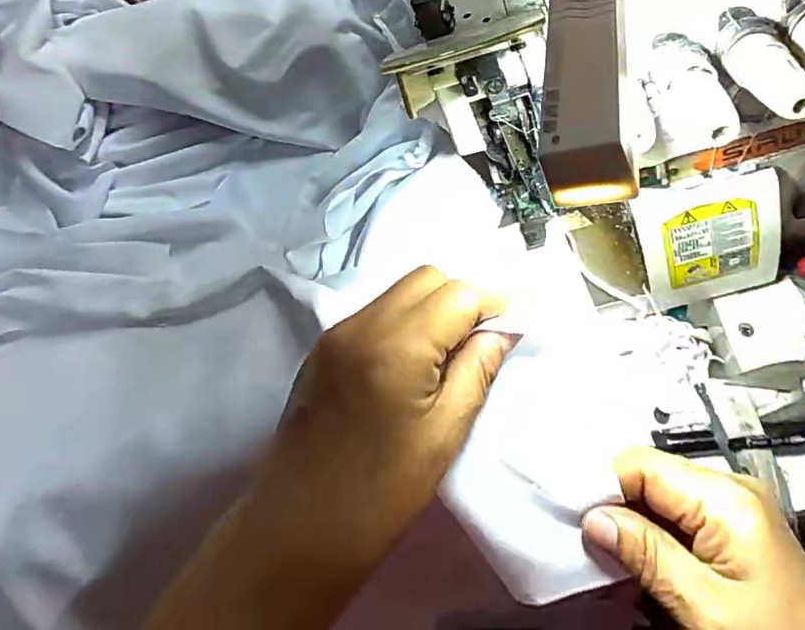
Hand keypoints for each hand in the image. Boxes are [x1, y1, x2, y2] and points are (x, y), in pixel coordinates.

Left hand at [261, 264, 513, 562]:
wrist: (296, 527)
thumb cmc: (381, 494)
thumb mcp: (444, 435)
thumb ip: (476, 370)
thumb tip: (502, 331)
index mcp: (397, 346)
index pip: (457, 293)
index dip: (491, 304)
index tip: (509, 328)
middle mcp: (363, 323)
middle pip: (426, 278)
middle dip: (461, 298)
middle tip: (479, 340)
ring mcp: (338, 329)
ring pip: (400, 289)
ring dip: (432, 306)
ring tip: (447, 352)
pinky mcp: (324, 343)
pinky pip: (376, 310)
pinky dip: (404, 319)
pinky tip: (412, 360)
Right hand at [582, 448, 804, 629]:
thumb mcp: (707, 609)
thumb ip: (648, 555)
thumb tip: (597, 518)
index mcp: (729, 497)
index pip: (641, 464)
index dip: (602, 485)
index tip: (573, 512)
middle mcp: (734, 492)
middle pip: (649, 479)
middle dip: (616, 509)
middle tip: (588, 542)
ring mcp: (737, 512)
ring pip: (660, 501)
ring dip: (633, 530)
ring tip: (611, 560)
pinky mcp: (736, 535)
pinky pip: (679, 522)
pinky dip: (655, 542)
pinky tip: (640, 567)